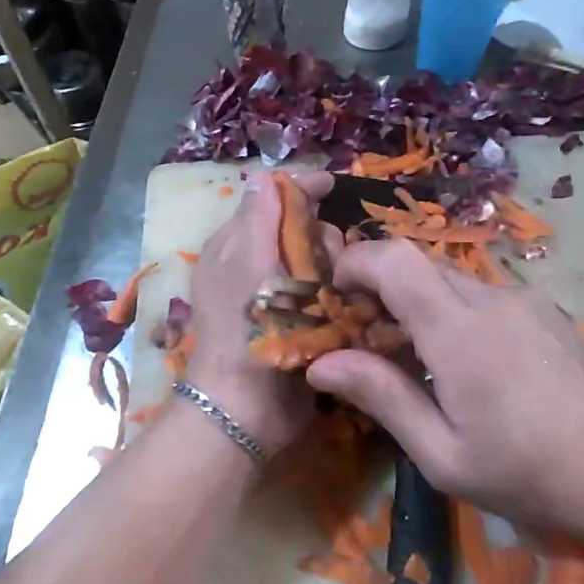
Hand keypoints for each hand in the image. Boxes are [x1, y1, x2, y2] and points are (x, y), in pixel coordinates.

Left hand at [185, 170, 338, 454]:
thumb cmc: (244, 324)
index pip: (273, 200)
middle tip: (325, 265)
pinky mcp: (299, 324)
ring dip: (334, 268)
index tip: (333, 185)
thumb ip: (257, 214)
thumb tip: (265, 176)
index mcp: (237, 244)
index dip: (303, 189)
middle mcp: (257, 264)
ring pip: (322, 260)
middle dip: (322, 238)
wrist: (245, 406)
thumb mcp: (246, 259)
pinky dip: (339, 293)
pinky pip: (329, 292)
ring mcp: (279, 296)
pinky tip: (346, 305)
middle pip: (304, 229)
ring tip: (335, 292)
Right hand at [305, 239, 583, 546]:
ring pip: (451, 277)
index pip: (394, 261)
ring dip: (418, 297)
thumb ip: (382, 398)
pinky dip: (454, 308)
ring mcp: (525, 300)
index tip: (333, 291)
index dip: (355, 262)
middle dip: (381, 282)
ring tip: (413, 351)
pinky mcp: (546, 310)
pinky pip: (483, 293)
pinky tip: (465, 358)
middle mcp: (491, 299)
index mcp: (460, 333)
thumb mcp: (444, 455)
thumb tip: (320, 365)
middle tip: (364, 329)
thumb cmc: (531, 475)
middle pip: (419, 262)